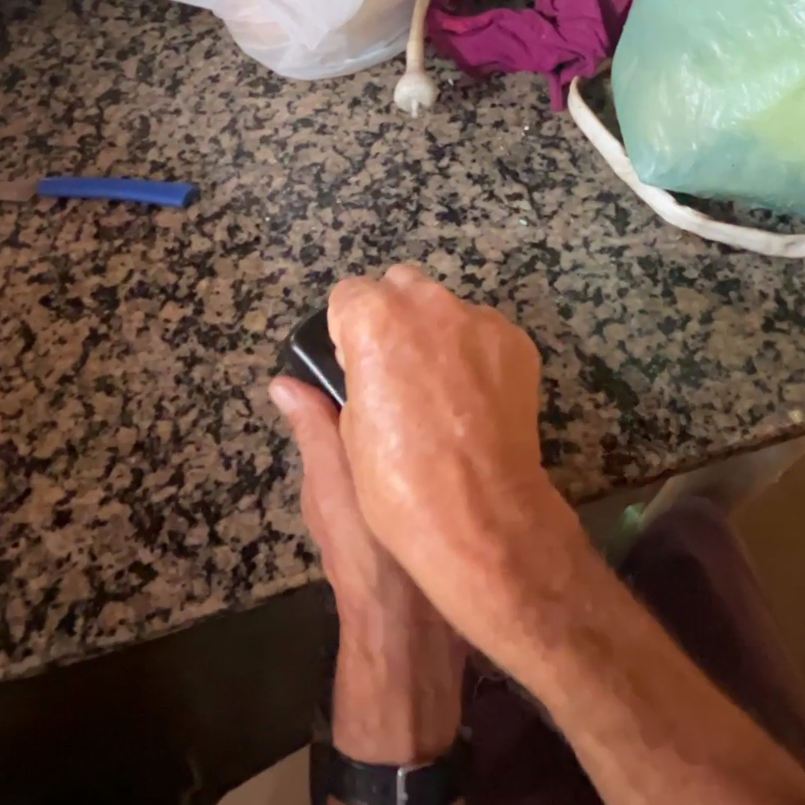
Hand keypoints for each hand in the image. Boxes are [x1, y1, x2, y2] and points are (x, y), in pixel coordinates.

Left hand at [270, 375, 462, 759]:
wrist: (415, 631)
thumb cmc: (368, 553)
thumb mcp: (338, 487)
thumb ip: (316, 436)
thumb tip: (281, 382)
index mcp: (331, 466)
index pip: (336, 404)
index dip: (354, 372)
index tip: (387, 337)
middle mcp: (363, 476)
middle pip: (377, 420)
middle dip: (397, 391)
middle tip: (435, 353)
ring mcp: (399, 496)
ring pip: (408, 441)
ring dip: (423, 417)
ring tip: (457, 378)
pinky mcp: (433, 512)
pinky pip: (435, 466)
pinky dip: (445, 447)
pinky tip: (472, 424)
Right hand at [326, 266, 586, 652]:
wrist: (482, 517)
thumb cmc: (399, 483)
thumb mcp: (347, 438)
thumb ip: (328, 394)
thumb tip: (289, 386)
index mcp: (373, 320)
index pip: (348, 295)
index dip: (346, 333)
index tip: (355, 369)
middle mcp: (428, 305)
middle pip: (400, 287)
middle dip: (392, 318)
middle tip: (394, 375)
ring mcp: (478, 322)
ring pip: (445, 308)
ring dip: (434, 334)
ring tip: (437, 391)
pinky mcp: (515, 343)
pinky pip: (482, 333)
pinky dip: (473, 354)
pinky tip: (470, 400)